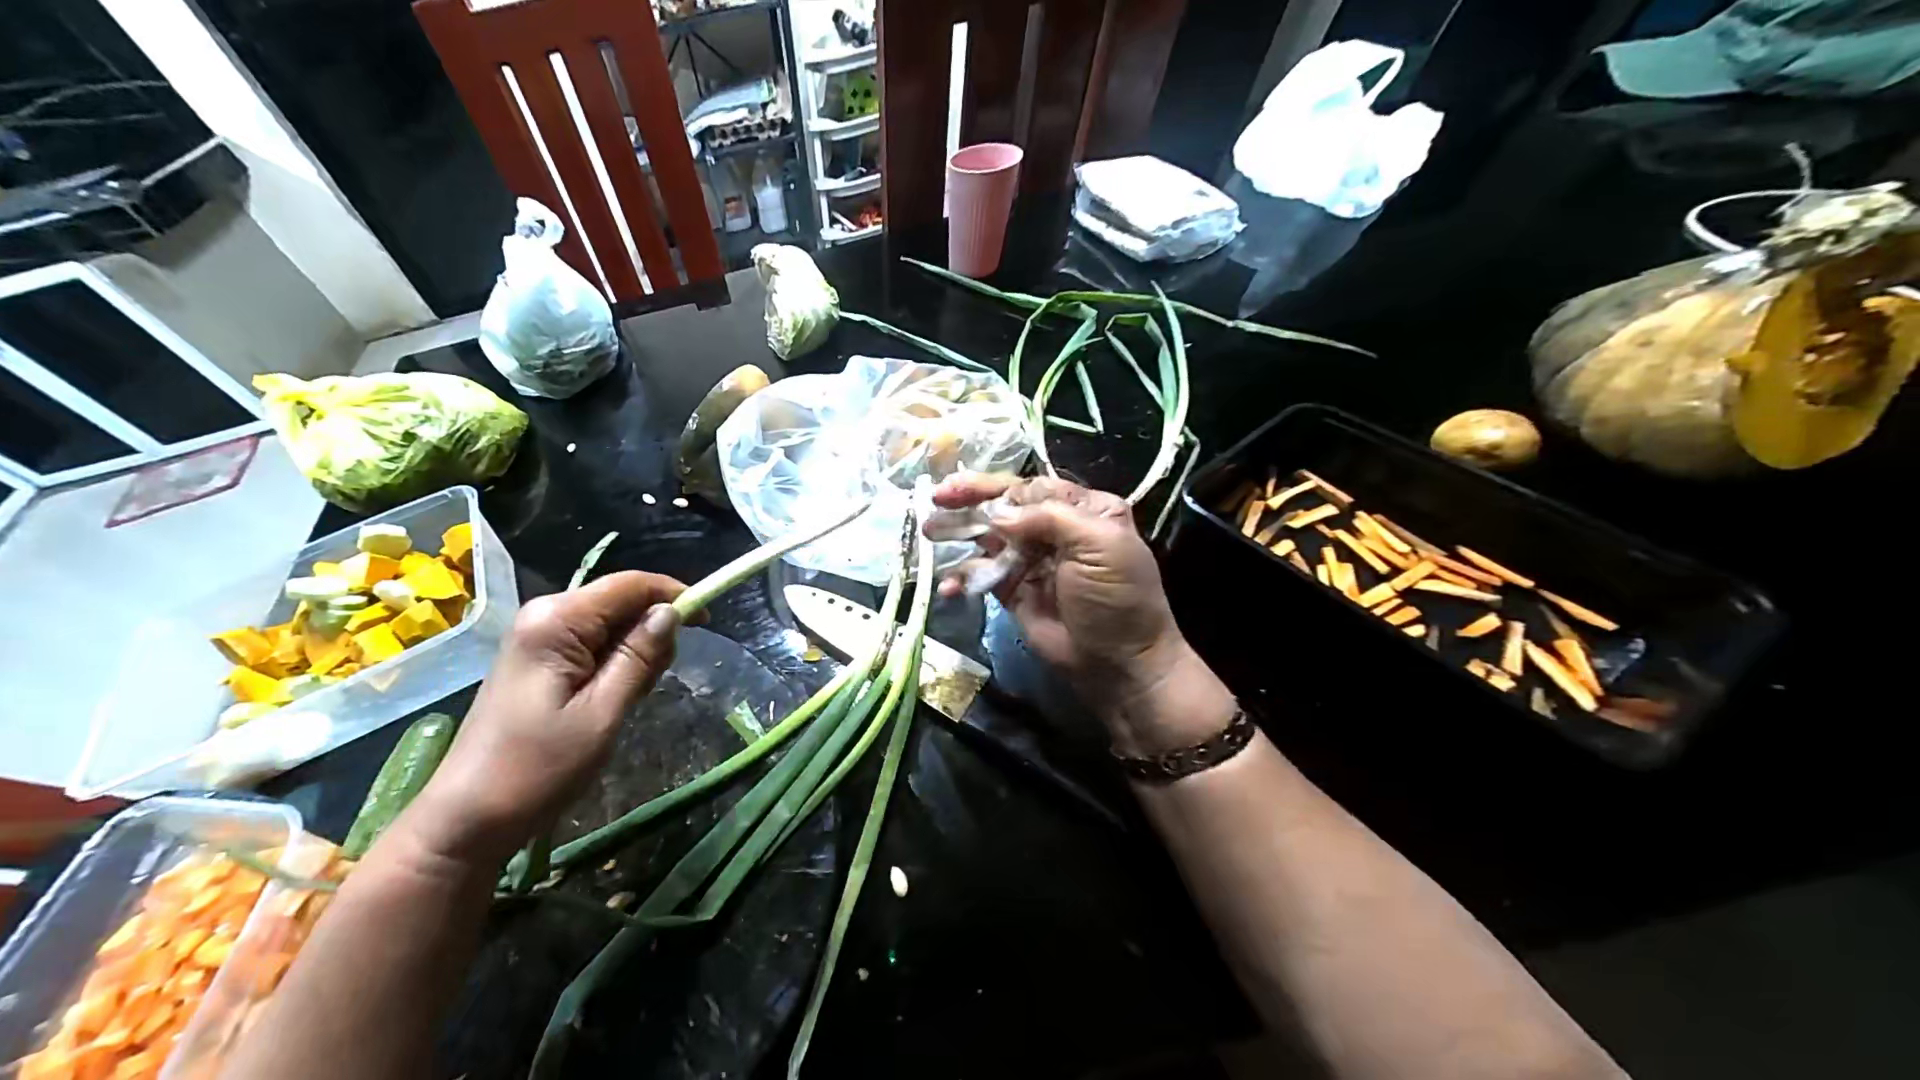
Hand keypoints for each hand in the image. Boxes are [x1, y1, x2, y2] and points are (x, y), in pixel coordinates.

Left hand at [399, 571, 696, 866]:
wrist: (470, 817)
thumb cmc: (539, 766)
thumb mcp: (604, 711)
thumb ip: (640, 656)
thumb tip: (673, 612)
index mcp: (557, 621)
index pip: (630, 584)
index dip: (675, 594)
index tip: (708, 622)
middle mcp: (545, 615)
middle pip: (622, 601)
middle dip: (650, 632)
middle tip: (650, 685)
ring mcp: (538, 636)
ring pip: (612, 623)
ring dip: (633, 653)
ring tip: (625, 699)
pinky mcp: (538, 657)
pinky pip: (593, 643)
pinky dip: (614, 663)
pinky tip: (609, 697)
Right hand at [929, 474, 1232, 752]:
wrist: (1119, 664)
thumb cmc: (1116, 598)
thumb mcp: (1098, 544)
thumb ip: (1049, 517)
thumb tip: (997, 512)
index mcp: (1083, 510)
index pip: (1033, 488)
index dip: (997, 487)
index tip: (964, 491)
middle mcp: (1056, 529)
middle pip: (1006, 507)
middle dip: (971, 502)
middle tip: (937, 498)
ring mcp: (1032, 560)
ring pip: (989, 538)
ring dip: (960, 533)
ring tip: (930, 532)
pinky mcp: (1014, 591)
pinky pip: (982, 575)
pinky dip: (963, 577)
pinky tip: (947, 585)